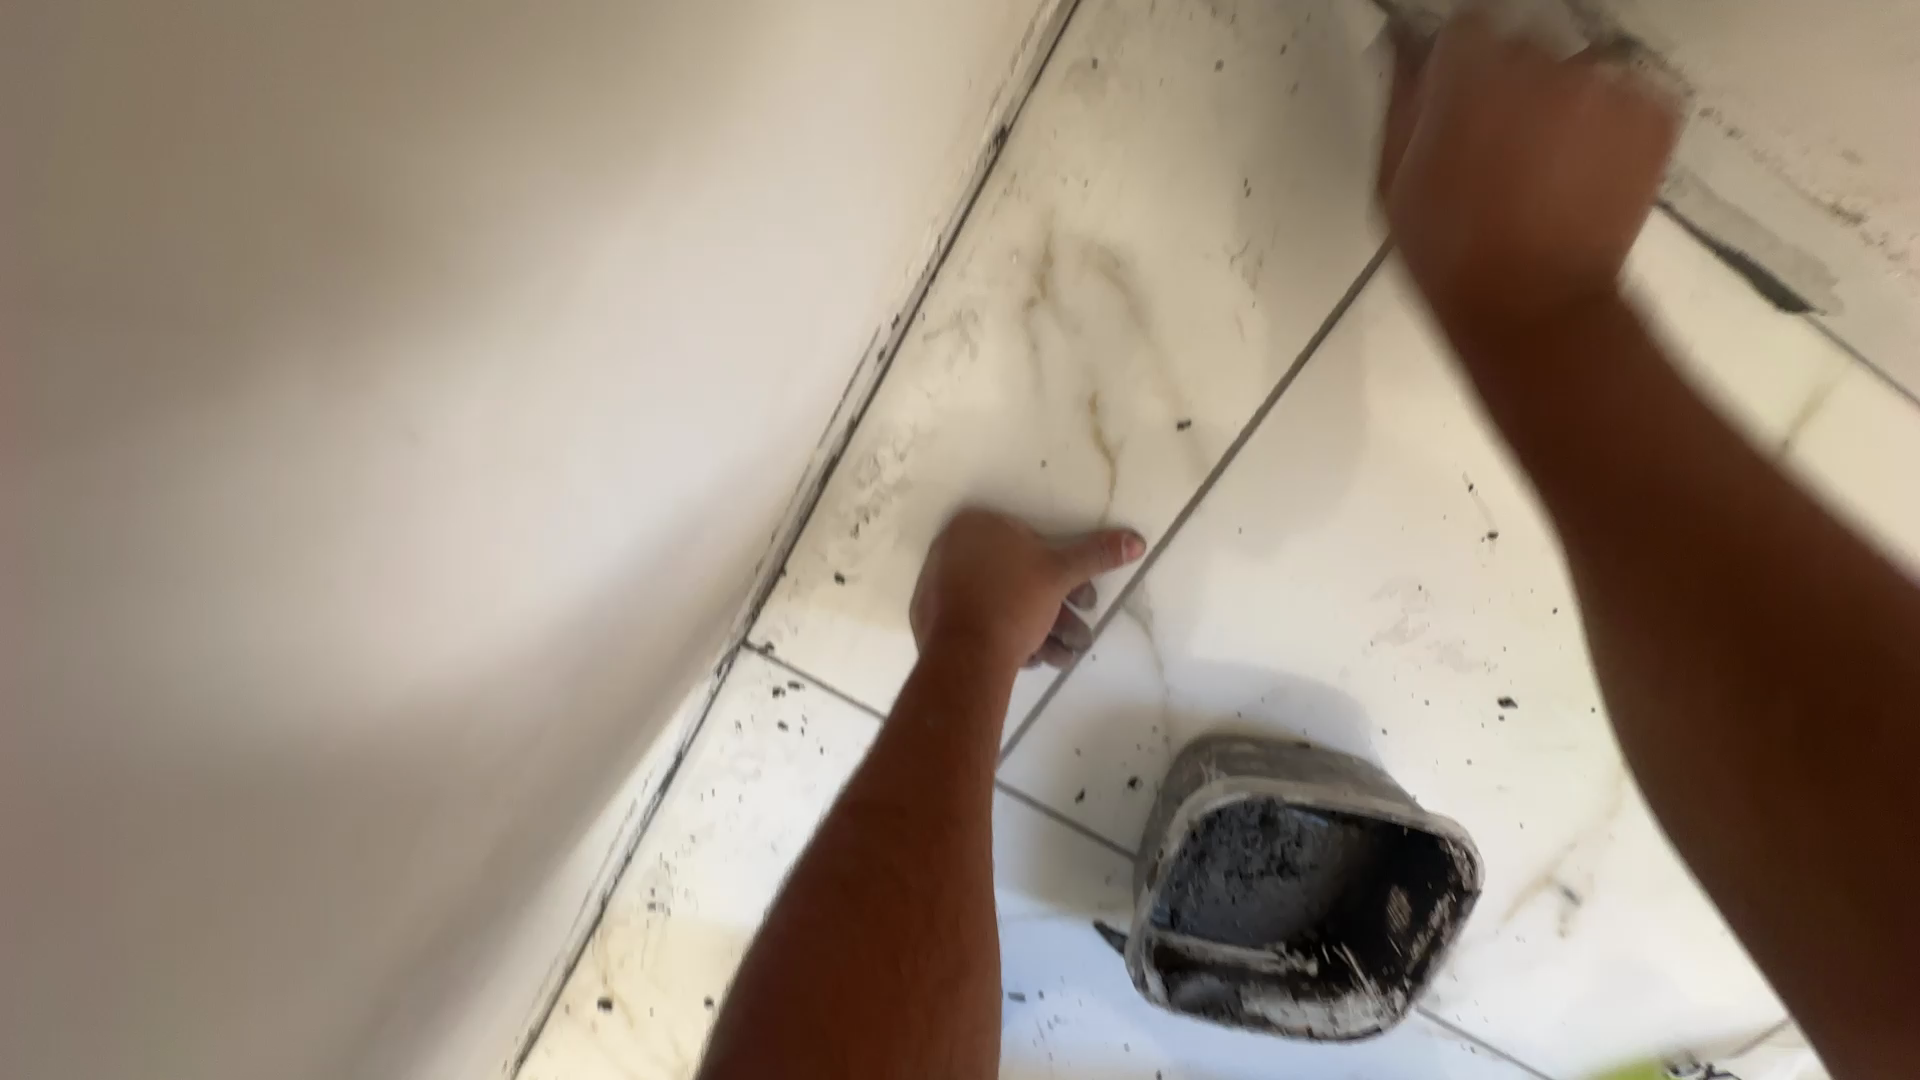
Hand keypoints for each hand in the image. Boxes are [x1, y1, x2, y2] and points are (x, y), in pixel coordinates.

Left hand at [909, 509, 1145, 669]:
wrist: (965, 656)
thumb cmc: (1013, 601)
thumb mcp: (1061, 574)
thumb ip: (1095, 554)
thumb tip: (1135, 541)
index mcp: (976, 525)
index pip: (1031, 543)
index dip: (1065, 575)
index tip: (1085, 601)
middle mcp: (951, 548)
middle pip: (1017, 577)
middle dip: (1056, 609)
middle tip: (1079, 633)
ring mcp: (937, 585)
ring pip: (1001, 603)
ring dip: (1039, 630)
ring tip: (1061, 655)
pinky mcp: (932, 619)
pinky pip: (978, 621)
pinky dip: (1006, 636)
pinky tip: (1032, 659)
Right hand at [1378, 13, 1679, 332]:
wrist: (1530, 304)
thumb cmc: (1445, 253)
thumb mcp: (1394, 186)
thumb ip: (1402, 108)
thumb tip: (1407, 54)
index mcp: (1470, 79)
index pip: (1465, 28)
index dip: (1454, 62)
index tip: (1448, 95)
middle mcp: (1545, 63)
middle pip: (1523, 44)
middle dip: (1505, 84)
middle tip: (1492, 147)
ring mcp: (1608, 83)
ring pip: (1575, 70)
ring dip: (1556, 103)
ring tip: (1538, 167)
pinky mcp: (1655, 110)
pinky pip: (1621, 98)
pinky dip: (1600, 126)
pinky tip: (1575, 175)